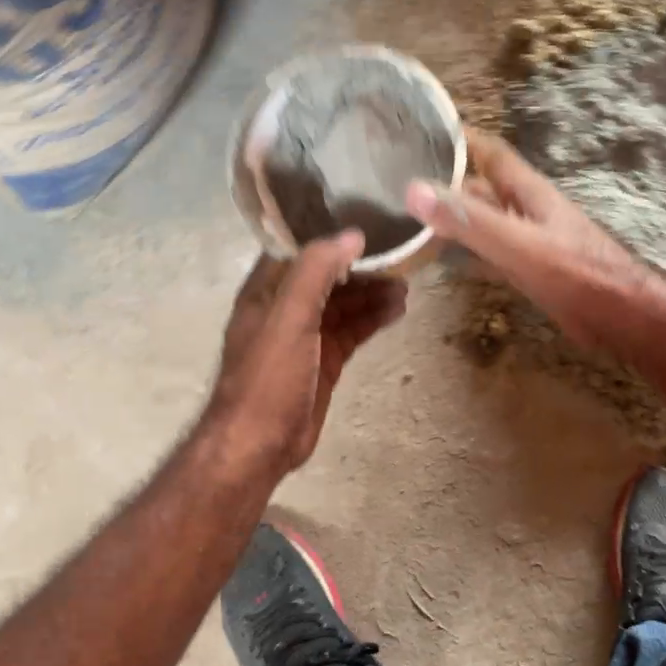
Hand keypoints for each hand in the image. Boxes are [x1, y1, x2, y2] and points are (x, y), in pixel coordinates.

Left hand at [208, 231, 407, 472]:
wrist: (259, 446)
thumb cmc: (268, 376)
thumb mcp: (289, 317)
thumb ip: (316, 272)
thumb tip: (353, 235)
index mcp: (266, 291)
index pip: (300, 249)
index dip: (330, 235)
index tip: (367, 220)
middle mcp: (285, 308)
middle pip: (328, 276)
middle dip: (361, 266)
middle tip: (399, 256)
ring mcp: (306, 337)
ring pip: (344, 304)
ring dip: (372, 292)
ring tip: (406, 283)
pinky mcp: (325, 362)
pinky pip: (352, 331)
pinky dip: (373, 319)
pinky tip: (398, 310)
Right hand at [405, 130, 654, 347]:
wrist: (623, 317)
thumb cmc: (576, 274)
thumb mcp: (518, 243)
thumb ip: (469, 220)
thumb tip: (414, 190)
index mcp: (527, 192)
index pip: (490, 152)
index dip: (461, 138)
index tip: (424, 129)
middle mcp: (527, 210)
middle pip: (481, 188)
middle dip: (446, 182)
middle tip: (401, 182)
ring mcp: (530, 241)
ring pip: (484, 221)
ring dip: (454, 219)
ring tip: (411, 219)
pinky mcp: (533, 271)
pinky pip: (491, 254)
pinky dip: (467, 253)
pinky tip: (444, 262)